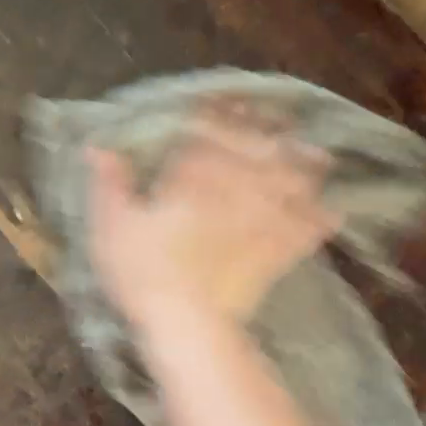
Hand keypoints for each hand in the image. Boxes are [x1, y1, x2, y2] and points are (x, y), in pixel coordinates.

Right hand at [88, 100, 340, 327]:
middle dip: (267, 130)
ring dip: (305, 164)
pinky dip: (321, 218)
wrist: (185, 323)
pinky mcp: (281, 249)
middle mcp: (240, 184)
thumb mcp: (111, 227)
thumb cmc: (141, 272)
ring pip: (297, 177)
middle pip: (263, 144)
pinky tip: (327, 212)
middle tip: (271, 121)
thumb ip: (110, 185)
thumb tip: (98, 146)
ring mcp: (267, 215)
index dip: (217, 112)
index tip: (219, 102)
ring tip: (311, 156)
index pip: (212, 129)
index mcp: (196, 173)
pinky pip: (312, 227)